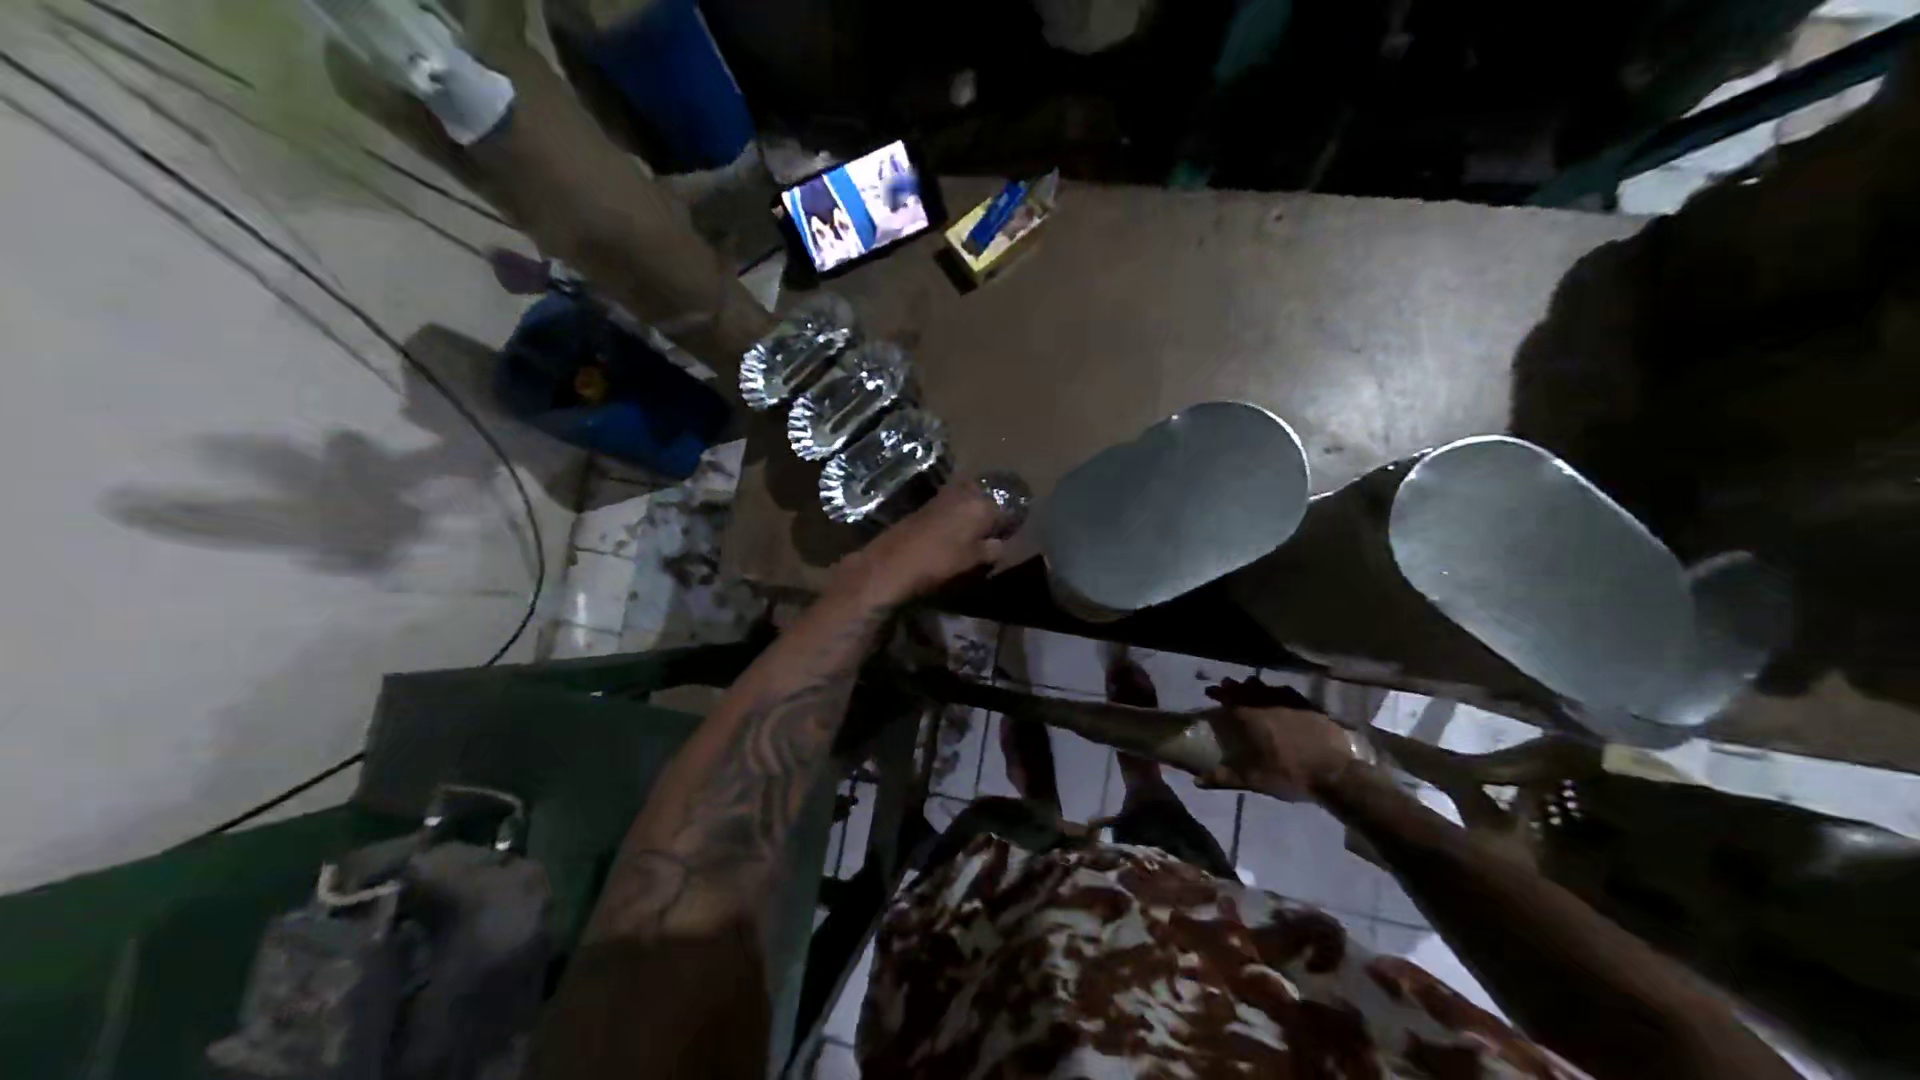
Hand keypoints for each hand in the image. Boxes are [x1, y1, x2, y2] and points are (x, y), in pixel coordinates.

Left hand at [831, 480, 1005, 604]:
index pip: (1005, 511)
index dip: (1008, 525)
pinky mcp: (926, 503)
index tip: (1007, 537)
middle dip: (989, 512)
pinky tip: (953, 530)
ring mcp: (943, 496)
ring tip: (972, 532)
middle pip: (985, 499)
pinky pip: (950, 504)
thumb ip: (991, 550)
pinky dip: (955, 514)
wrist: (894, 561)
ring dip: (971, 511)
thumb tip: (999, 544)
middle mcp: (964, 493)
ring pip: (966, 499)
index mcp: (981, 505)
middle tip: (990, 532)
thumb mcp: (972, 561)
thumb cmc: (939, 561)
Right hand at [1201, 677, 1361, 800]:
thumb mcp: (1254, 780)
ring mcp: (1293, 704)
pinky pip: (1290, 693)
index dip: (1219, 694)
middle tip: (1226, 682)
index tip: (1209, 690)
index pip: (1230, 700)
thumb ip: (1226, 777)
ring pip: (1269, 689)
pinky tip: (1279, 692)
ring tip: (1249, 682)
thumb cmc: (1290, 775)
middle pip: (1248, 690)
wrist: (1335, 774)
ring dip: (1256, 685)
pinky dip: (1279, 691)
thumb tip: (1198, 780)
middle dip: (1235, 686)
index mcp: (1254, 719)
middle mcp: (1270, 705)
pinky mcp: (1311, 708)